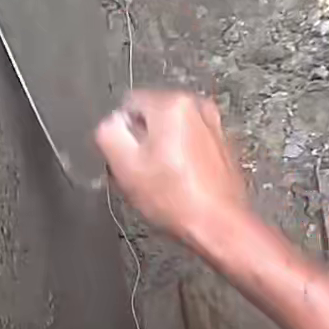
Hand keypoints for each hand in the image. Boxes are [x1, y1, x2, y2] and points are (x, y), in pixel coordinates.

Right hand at [94, 90, 250, 253]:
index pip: (127, 106)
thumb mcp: (125, 165)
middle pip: (150, 118)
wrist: (218, 224)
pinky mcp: (220, 146)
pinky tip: (179, 185)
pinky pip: (188, 146)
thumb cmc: (177, 200)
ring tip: (162, 182)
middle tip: (143, 174)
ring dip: (161, 154)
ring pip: (169, 133)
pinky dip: (180, 162)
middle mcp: (196, 107)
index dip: (121, 134)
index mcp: (172, 104)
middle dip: (142, 143)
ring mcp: (212, 126)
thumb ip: (108, 133)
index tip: (129, 159)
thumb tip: (112, 124)